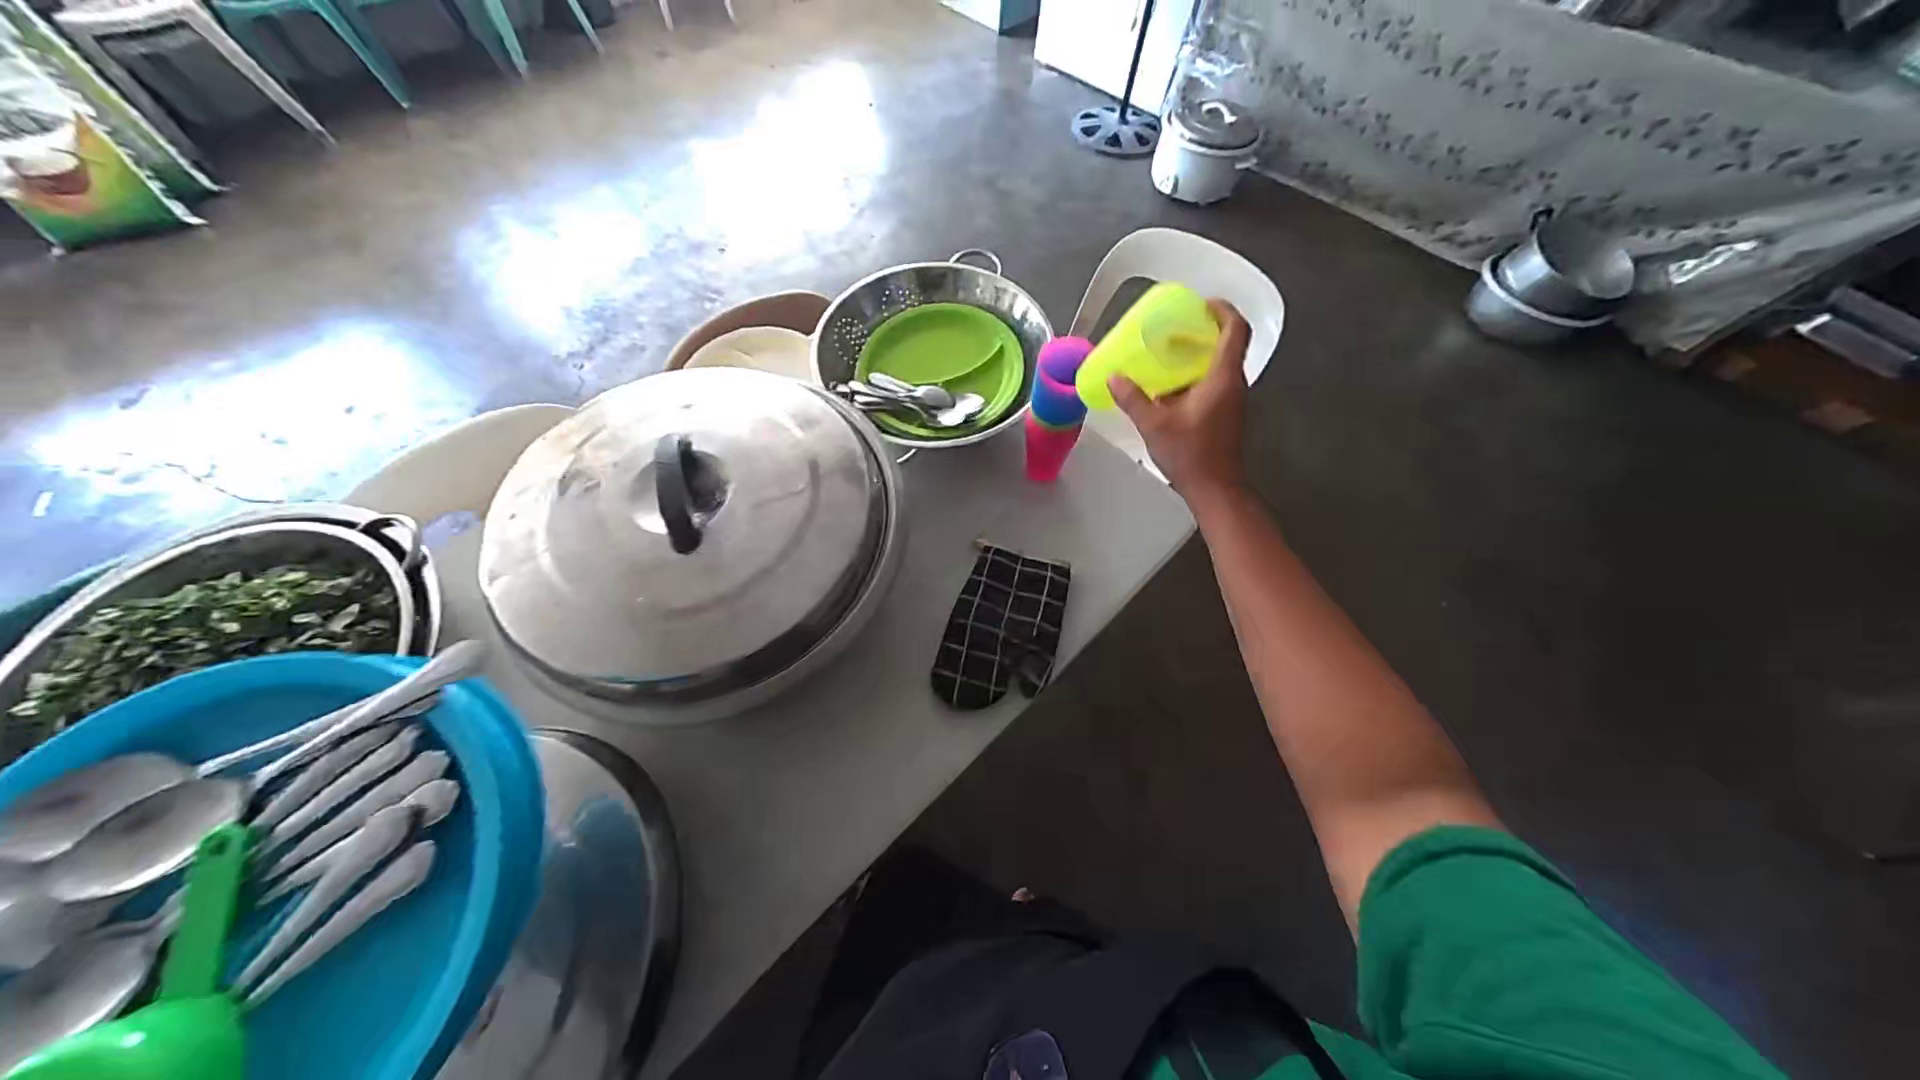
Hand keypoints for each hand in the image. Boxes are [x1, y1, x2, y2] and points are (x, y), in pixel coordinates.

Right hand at [1110, 299, 1249, 506]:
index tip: (1202, 304)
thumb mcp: (1155, 425)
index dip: (1222, 310)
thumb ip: (1133, 399)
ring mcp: (1232, 401)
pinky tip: (1168, 390)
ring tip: (1166, 357)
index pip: (1235, 330)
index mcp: (1223, 378)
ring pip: (1218, 367)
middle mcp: (1233, 385)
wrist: (1215, 489)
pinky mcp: (1226, 415)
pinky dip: (1193, 379)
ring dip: (1196, 358)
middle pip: (1227, 345)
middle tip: (1175, 328)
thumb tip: (1115, 378)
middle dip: (1202, 332)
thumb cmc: (1192, 455)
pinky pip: (1212, 385)